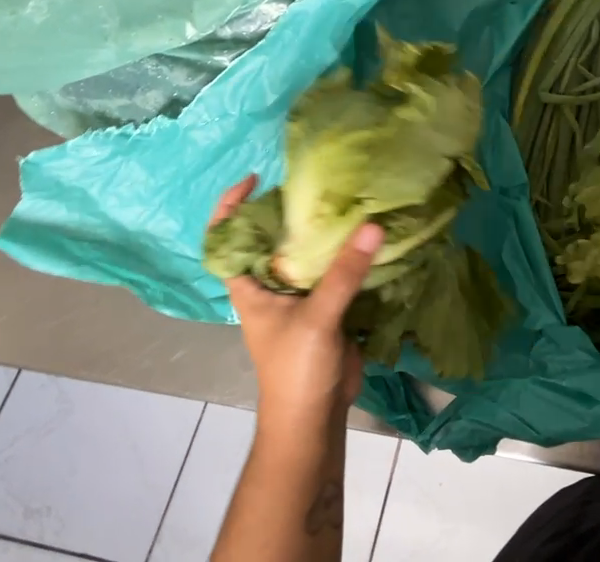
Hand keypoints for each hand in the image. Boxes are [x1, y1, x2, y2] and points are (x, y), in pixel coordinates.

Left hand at [209, 177, 383, 430]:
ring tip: (350, 199)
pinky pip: (337, 271)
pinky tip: (372, 236)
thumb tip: (372, 225)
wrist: (313, 419)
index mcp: (251, 286)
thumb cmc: (295, 370)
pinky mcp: (328, 307)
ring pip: (309, 254)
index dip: (232, 206)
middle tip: (321, 183)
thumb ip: (343, 274)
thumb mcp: (317, 319)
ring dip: (327, 231)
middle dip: (293, 210)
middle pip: (275, 238)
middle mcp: (272, 285)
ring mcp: (301, 296)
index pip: (227, 239)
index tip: (256, 179)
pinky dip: (351, 254)